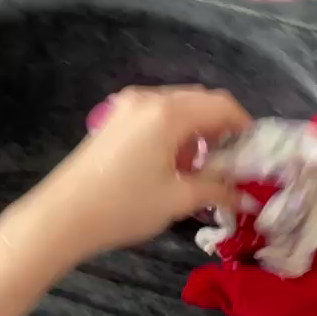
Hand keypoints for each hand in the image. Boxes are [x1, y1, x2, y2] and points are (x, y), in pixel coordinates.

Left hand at [5, 86, 250, 266]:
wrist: (61, 216)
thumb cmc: (124, 206)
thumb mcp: (178, 199)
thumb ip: (218, 189)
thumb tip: (249, 195)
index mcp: (169, 113)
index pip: (222, 105)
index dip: (244, 126)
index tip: (254, 153)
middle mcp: (149, 99)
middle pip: (200, 100)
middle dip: (221, 128)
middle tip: (230, 162)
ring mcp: (127, 106)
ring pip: (179, 106)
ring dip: (197, 130)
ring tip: (200, 168)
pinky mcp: (114, 119)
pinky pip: (157, 114)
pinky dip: (175, 131)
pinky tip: (172, 163)